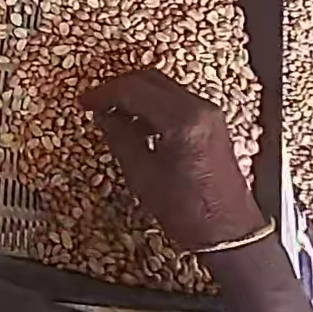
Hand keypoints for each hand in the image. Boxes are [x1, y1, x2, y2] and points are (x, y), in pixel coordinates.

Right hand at [80, 68, 265, 250]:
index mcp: (182, 121)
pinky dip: (152, 106)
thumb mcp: (142, 175)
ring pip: (163, 88)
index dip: (104, 93)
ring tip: (111, 115)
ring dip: (135, 96)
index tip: (84, 102)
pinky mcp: (212, 122)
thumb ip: (120, 138)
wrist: (228, 231)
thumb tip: (103, 116)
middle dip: (118, 89)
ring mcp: (209, 113)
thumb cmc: (186, 210)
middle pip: (150, 80)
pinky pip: (175, 101)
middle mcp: (199, 108)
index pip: (134, 90)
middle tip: (95, 103)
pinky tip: (136, 125)